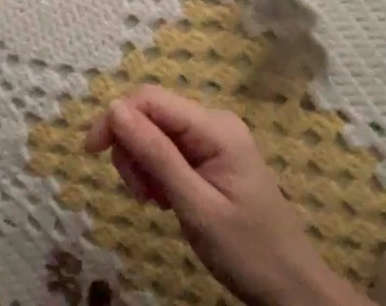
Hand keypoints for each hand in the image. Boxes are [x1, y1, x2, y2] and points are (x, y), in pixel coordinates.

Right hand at [84, 86, 359, 305]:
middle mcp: (213, 123)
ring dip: (141, 164)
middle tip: (139, 193)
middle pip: (148, 114)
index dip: (115, 119)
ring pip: (153, 132)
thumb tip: (113, 108)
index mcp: (215, 127)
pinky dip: (155, 172)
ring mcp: (212, 139)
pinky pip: (167, 149)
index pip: (148, 99)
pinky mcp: (210, 156)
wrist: (293, 289)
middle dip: (130, 148)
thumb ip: (156, 155)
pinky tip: (165, 199)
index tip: (92, 153)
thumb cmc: (248, 250)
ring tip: (154, 201)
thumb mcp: (196, 206)